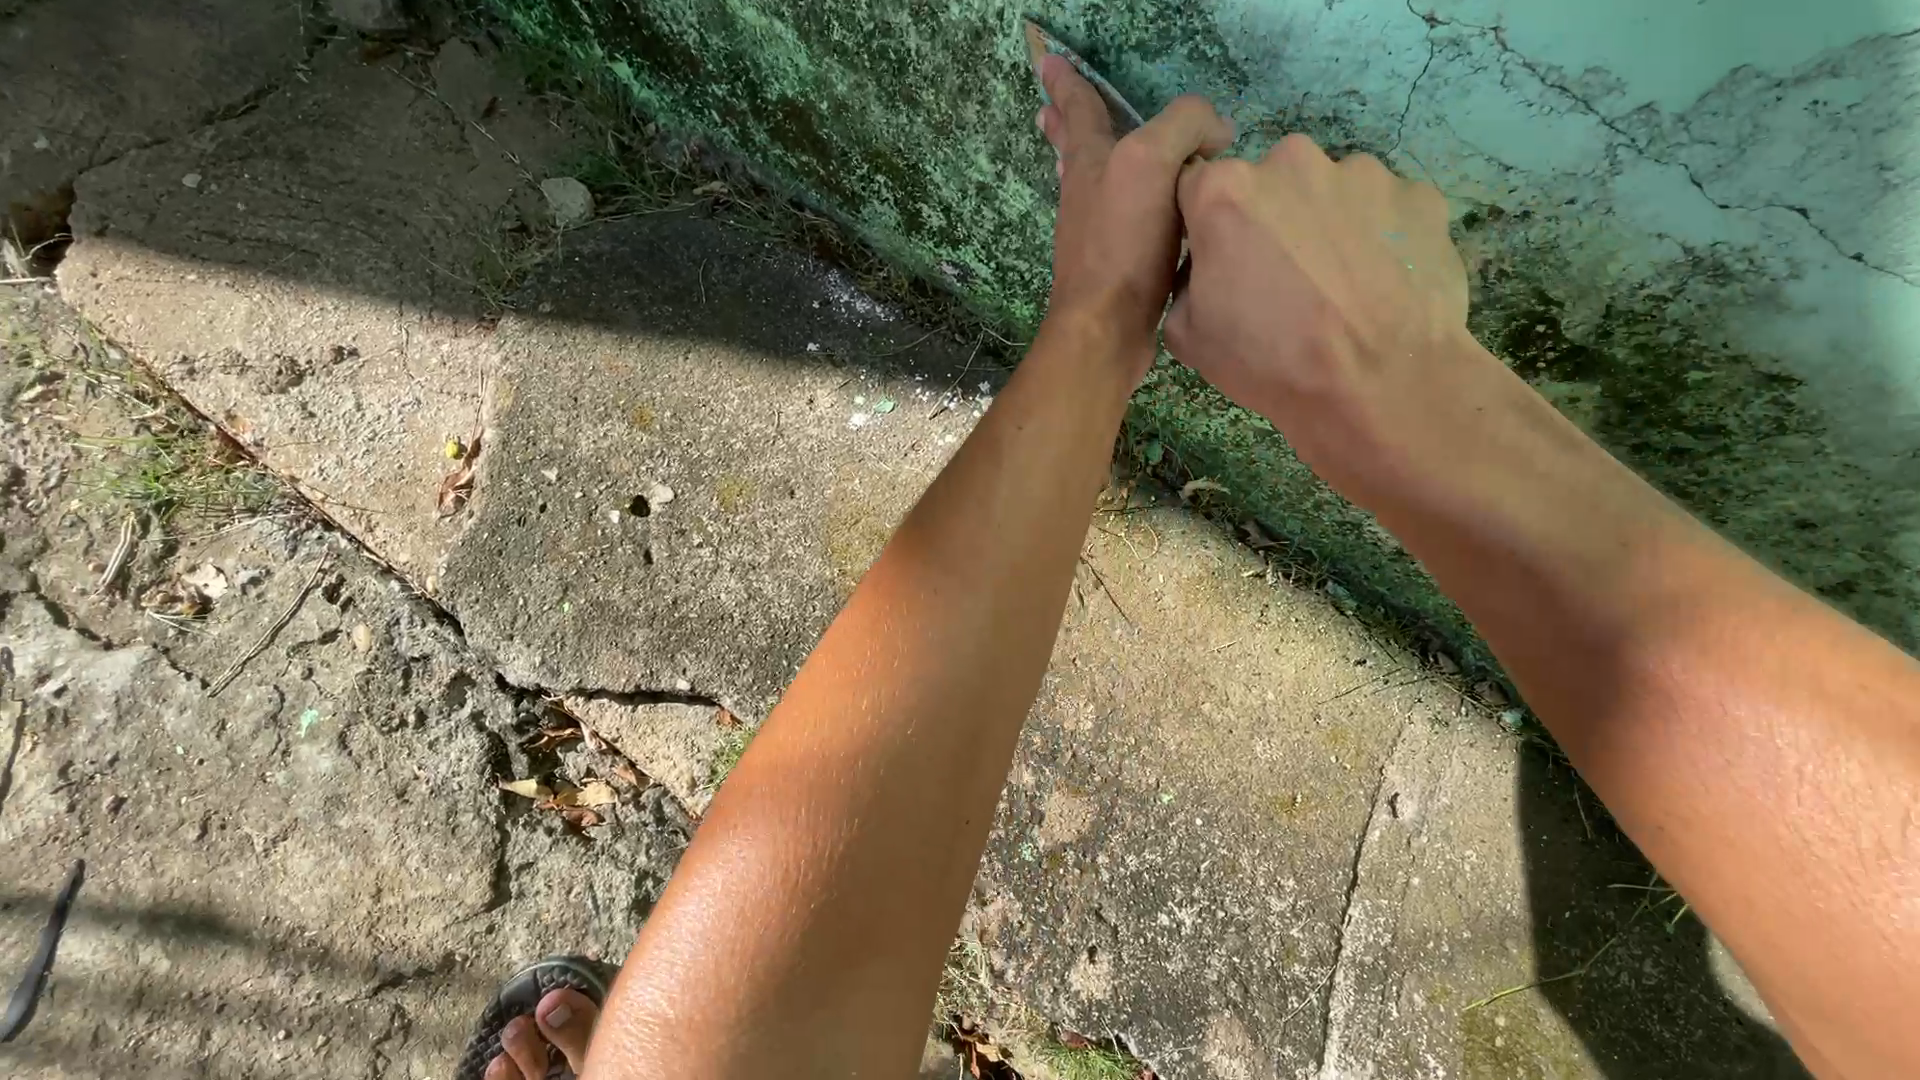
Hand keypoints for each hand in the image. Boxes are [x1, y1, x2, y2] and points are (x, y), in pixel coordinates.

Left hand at [1036, 53, 1231, 381]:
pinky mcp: (1112, 270)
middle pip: (1075, 147)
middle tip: (1049, 109)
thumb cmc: (1123, 245)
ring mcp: (1093, 234)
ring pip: (1095, 186)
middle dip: (1065, 123)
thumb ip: (1185, 127)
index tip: (1050, 64)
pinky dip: (1129, 211)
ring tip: (1095, 154)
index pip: (1081, 108)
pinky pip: (1123, 226)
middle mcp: (1085, 194)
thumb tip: (1215, 137)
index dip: (1069, 85)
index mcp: (1091, 161)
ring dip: (1093, 165)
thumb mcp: (1154, 162)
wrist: (1106, 329)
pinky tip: (1148, 218)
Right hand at [1165, 135, 1498, 506]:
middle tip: (1281, 277)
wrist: (1375, 387)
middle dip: (1270, 218)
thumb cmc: (1268, 361)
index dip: (1205, 224)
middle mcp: (1292, 163)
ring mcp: (1363, 173)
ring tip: (1337, 286)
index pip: (1198, 186)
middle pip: (1269, 181)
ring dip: (1326, 225)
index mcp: (1226, 192)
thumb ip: (1185, 281)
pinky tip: (1379, 285)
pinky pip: (1386, 210)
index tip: (1219, 257)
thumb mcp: (1186, 335)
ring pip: (1330, 192)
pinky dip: (1379, 238)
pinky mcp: (1418, 195)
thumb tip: (1206, 268)